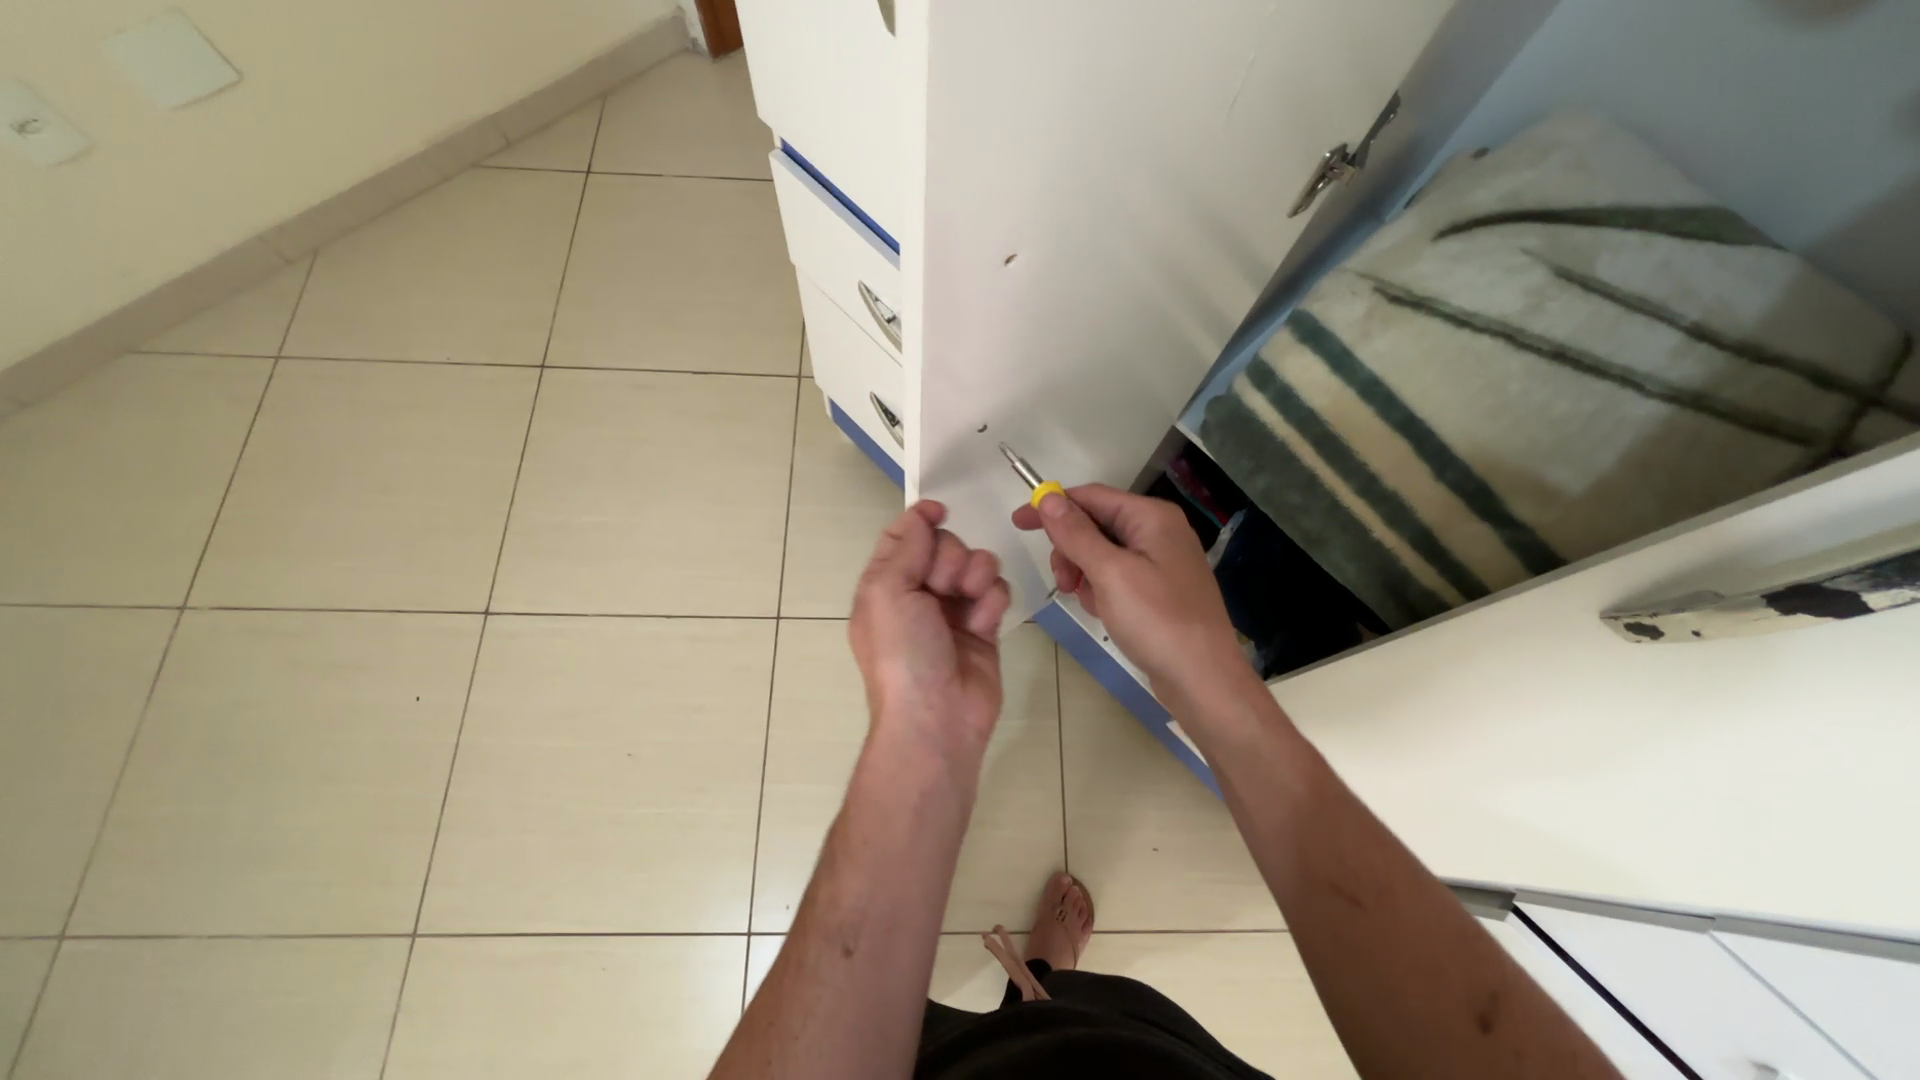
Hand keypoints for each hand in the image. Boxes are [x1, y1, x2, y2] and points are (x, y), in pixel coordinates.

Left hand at [851, 500, 1013, 760]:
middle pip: (944, 547)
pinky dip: (993, 600)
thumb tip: (921, 513)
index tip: (940, 511)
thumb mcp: (887, 592)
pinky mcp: (984, 629)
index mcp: (885, 586)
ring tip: (971, 600)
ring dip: (977, 574)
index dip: (920, 520)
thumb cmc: (902, 654)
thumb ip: (905, 546)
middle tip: (945, 584)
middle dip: (951, 557)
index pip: (902, 537)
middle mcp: (917, 595)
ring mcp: (952, 612)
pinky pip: (995, 593)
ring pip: (975, 566)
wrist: (936, 718)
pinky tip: (985, 622)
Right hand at [1012, 485, 1250, 703]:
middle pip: (1095, 524)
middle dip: (1071, 550)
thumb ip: (1077, 534)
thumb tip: (1048, 498)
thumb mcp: (1110, 573)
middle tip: (1064, 583)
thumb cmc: (1157, 621)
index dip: (1052, 507)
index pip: (1091, 497)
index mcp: (1151, 517)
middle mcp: (1158, 531)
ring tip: (1090, 603)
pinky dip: (1101, 590)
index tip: (1018, 523)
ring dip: (1084, 574)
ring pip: (1101, 553)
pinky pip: (1116, 577)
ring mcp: (1161, 561)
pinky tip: (1104, 613)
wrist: (1202, 679)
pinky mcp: (1158, 589)